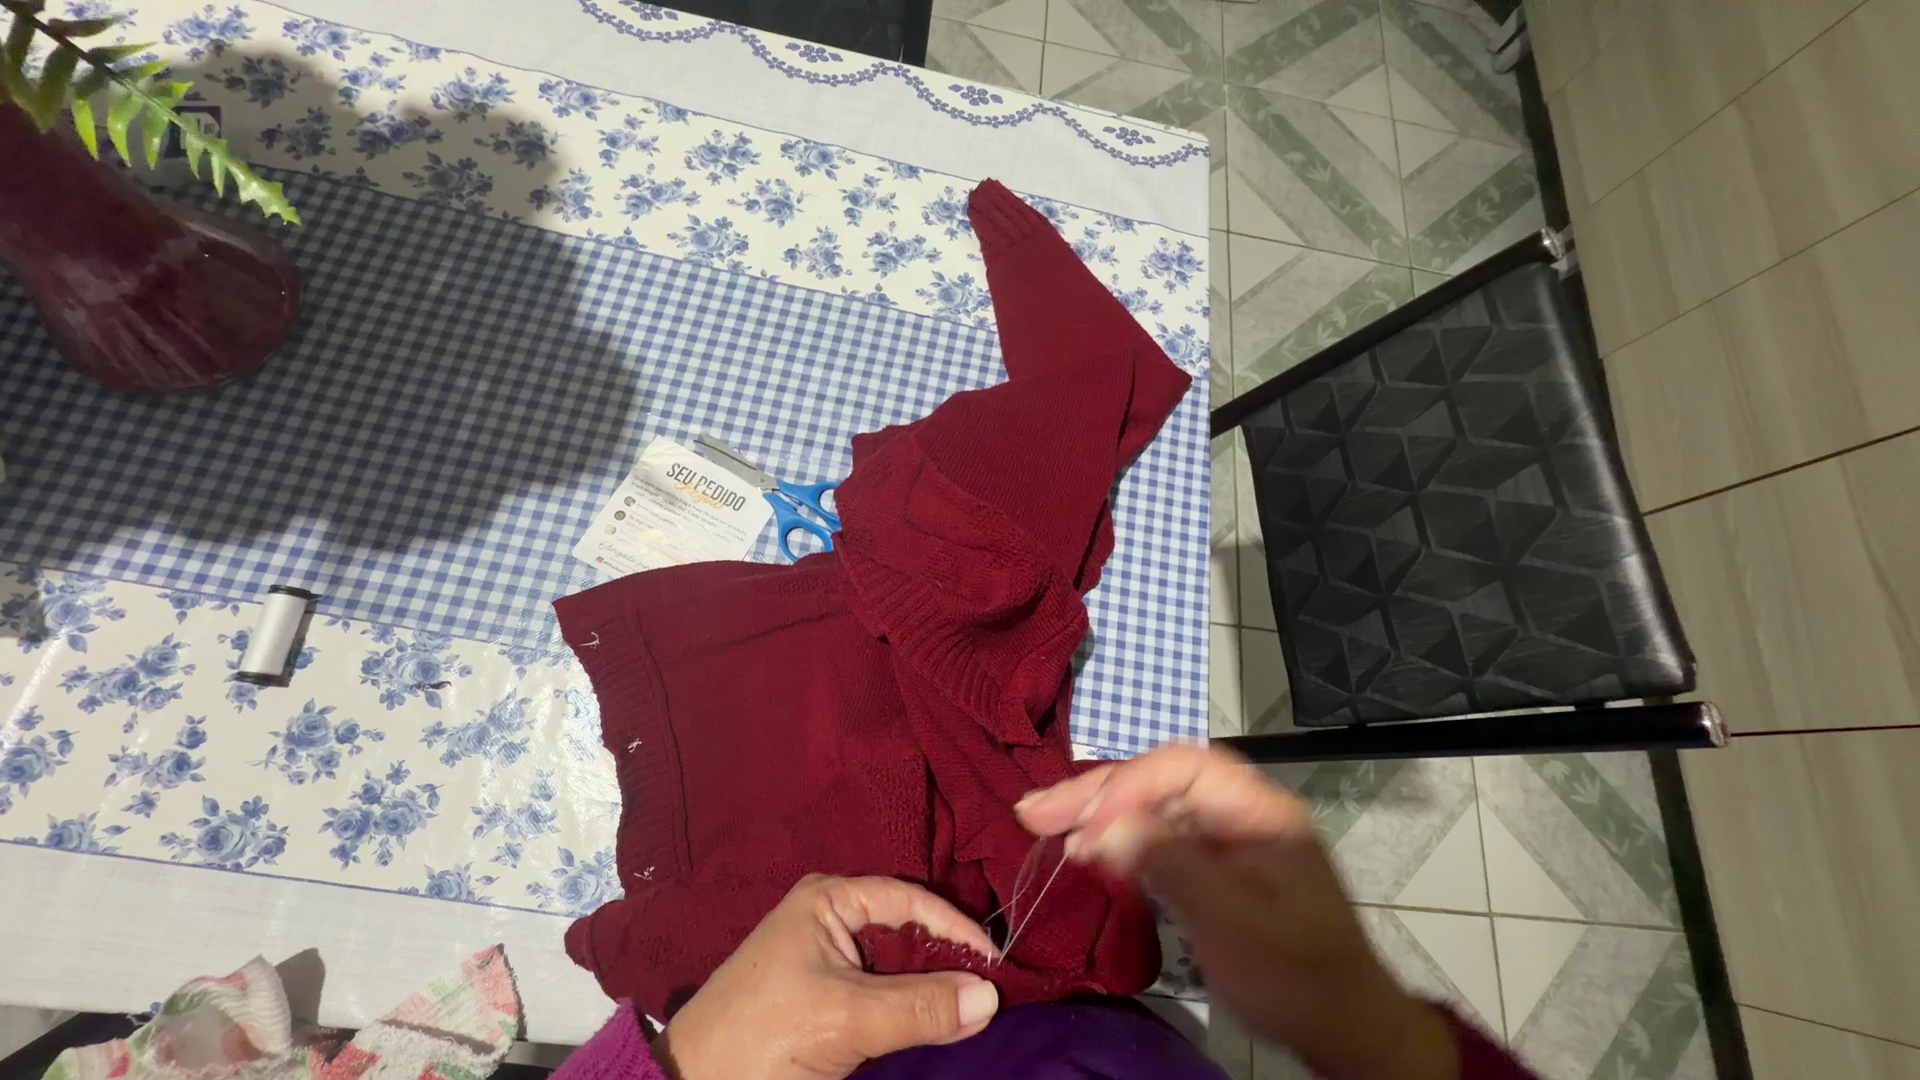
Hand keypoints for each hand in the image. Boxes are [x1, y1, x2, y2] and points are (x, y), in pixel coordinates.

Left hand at [655, 874, 1001, 1079]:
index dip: (955, 928)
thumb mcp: (846, 1019)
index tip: (995, 964)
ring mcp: (826, 954)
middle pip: (905, 927)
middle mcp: (830, 915)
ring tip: (971, 1006)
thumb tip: (991, 997)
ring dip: (929, 983)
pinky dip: (909, 1004)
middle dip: (946, 956)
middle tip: (988, 988)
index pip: (910, 900)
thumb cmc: (765, 1037)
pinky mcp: (824, 992)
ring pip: (895, 961)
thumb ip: (919, 1007)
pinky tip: (935, 1020)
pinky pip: (880, 988)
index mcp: (830, 898)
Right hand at [1015, 743, 1459, 1079]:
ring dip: (1096, 812)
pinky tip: (1083, 848)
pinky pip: (1154, 834)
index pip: (1182, 767)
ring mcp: (1221, 833)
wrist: (1342, 1026)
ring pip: (1148, 804)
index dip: (1128, 786)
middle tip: (1033, 811)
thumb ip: (1173, 865)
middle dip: (1095, 792)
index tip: (1087, 826)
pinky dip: (1115, 839)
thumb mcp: (1234, 923)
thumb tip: (1105, 825)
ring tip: (1041, 824)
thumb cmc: (1296, 975)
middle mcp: (1236, 808)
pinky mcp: (1208, 859)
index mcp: (1257, 808)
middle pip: (1156, 779)